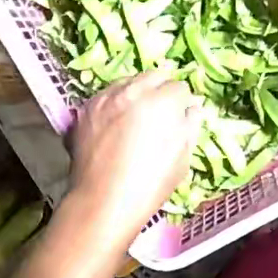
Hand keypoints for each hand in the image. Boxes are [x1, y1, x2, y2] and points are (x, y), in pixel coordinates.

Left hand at [67, 70, 202, 243]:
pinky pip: (107, 95)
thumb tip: (192, 109)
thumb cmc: (149, 186)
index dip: (183, 103)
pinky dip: (116, 102)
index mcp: (161, 102)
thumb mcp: (182, 159)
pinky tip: (118, 120)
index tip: (181, 116)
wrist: (103, 202)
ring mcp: (105, 98)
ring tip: (139, 114)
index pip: (180, 88)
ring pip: (128, 81)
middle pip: (154, 75)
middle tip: (163, 111)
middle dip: (162, 89)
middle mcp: (132, 92)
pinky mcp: (86, 109)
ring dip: (138, 92)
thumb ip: (189, 127)